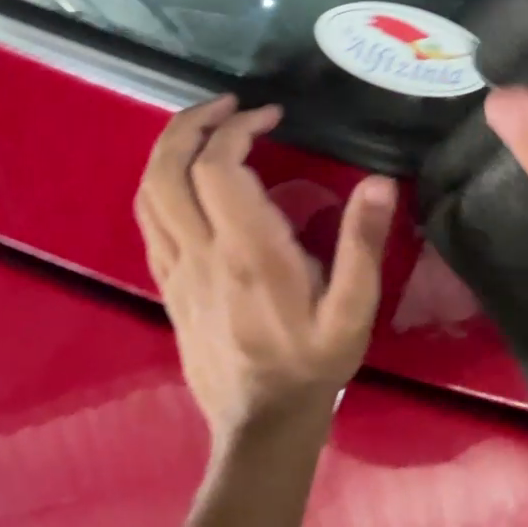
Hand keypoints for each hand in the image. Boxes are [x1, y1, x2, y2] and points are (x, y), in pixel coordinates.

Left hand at [134, 95, 397, 441]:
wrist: (261, 423)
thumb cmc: (313, 360)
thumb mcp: (354, 308)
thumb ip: (364, 243)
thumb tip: (379, 182)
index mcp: (248, 251)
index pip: (217, 170)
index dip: (236, 129)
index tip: (271, 114)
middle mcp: (202, 254)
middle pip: (166, 172)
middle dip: (191, 125)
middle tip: (229, 104)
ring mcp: (177, 271)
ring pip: (148, 195)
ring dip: (170, 149)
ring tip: (206, 127)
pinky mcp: (168, 286)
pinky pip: (149, 221)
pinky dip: (162, 182)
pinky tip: (191, 176)